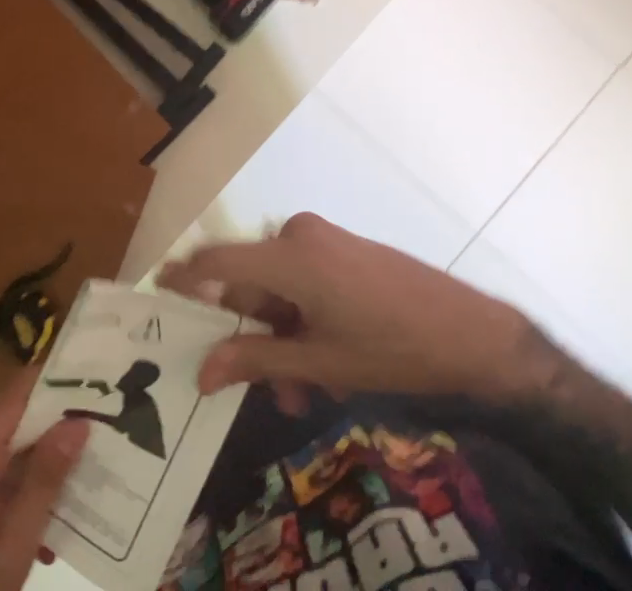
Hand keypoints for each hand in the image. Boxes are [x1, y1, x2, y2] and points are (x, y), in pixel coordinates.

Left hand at [0, 369, 88, 590]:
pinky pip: (2, 477)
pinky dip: (31, 488)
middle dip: (64, 421)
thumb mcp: (12, 546)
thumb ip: (44, 481)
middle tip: (115, 422)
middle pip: (19, 418)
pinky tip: (62, 516)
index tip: (103, 375)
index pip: (17, 393)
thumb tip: (78, 421)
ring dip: (51, 460)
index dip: (58, 379)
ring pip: (14, 449)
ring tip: (102, 463)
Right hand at [157, 213, 554, 401]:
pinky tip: (328, 368)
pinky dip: (306, 323)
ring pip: (281, 293)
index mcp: (289, 257)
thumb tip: (202, 372)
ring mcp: (327, 242)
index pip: (216, 262)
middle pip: (252, 287)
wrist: (473, 334)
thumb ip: (255, 362)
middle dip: (255, 340)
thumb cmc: (393, 347)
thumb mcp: (321, 362)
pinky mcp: (346, 252)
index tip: (158, 298)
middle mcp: (301, 237)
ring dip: (285, 341)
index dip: (184, 281)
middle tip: (268, 391)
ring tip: (307, 394)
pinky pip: (306, 285)